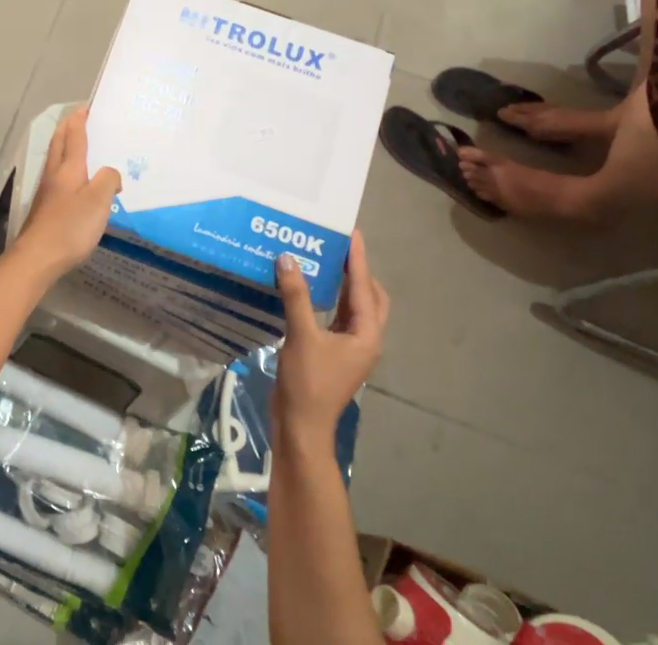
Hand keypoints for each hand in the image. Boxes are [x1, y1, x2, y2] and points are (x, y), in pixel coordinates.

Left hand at [14, 108, 121, 276]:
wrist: (38, 257)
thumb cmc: (71, 226)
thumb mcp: (99, 200)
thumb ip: (108, 180)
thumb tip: (110, 173)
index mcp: (68, 168)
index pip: (74, 136)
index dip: (80, 120)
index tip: (85, 106)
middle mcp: (54, 174)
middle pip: (59, 144)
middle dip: (68, 128)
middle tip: (79, 117)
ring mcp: (47, 192)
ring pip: (56, 160)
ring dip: (65, 147)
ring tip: (79, 145)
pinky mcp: (45, 208)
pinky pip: (58, 178)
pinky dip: (67, 169)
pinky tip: (76, 181)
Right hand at [273, 230, 388, 451]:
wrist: (302, 426)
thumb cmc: (309, 383)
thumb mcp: (301, 336)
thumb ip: (296, 296)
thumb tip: (287, 258)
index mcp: (367, 334)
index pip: (363, 287)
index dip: (357, 258)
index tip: (350, 232)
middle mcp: (365, 338)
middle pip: (370, 297)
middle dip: (357, 272)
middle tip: (337, 247)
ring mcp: (350, 348)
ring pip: (353, 308)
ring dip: (342, 286)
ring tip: (323, 261)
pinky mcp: (333, 354)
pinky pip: (336, 319)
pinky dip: (327, 301)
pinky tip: (307, 292)